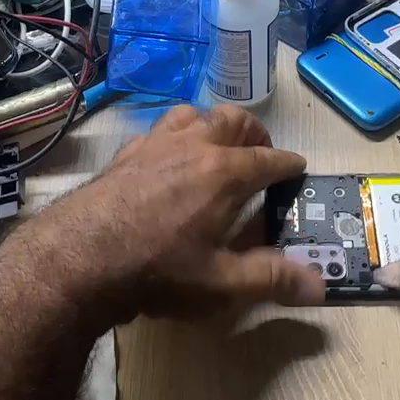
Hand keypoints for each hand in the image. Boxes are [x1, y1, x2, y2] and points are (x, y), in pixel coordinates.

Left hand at [0, 104, 324, 328]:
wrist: (79, 258)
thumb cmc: (158, 271)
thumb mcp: (221, 284)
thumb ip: (271, 279)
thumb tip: (321, 285)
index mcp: (226, 172)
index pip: (270, 159)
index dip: (289, 164)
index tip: (299, 168)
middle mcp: (194, 146)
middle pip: (233, 120)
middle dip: (254, 132)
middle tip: (261, 152)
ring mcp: (156, 144)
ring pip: (193, 114)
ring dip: (211, 125)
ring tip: (215, 145)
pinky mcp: (125, 153)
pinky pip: (157, 130)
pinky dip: (173, 137)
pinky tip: (165, 159)